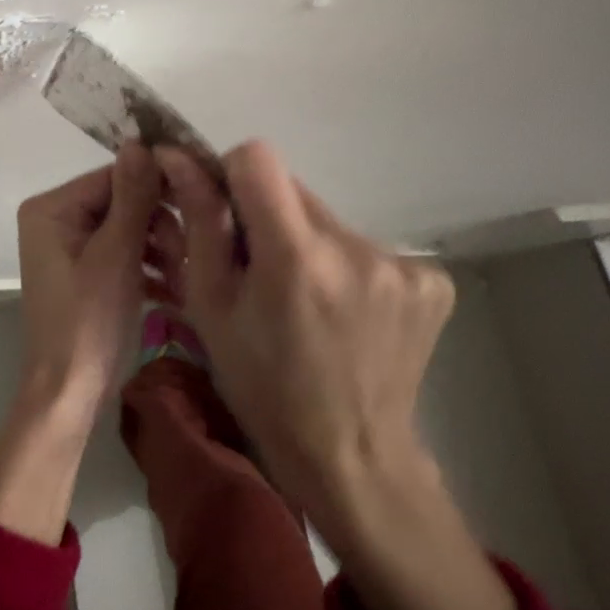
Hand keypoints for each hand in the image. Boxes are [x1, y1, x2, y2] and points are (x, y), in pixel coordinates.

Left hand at [14, 141, 166, 412]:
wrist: (70, 390)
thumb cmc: (89, 321)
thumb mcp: (116, 255)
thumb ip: (132, 198)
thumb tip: (140, 142)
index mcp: (50, 208)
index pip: (113, 176)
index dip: (158, 186)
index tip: (204, 199)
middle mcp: (54, 220)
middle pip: (123, 203)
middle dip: (161, 227)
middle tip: (191, 256)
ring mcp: (68, 248)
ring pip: (128, 231)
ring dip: (161, 251)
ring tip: (184, 281)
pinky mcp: (84, 274)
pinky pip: (123, 256)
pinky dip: (148, 270)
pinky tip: (174, 293)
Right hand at [161, 140, 514, 609]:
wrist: (348, 451)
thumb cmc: (259, 381)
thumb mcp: (209, 304)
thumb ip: (200, 223)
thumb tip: (176, 157)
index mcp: (296, 255)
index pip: (257, 159)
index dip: (229, 175)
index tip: (219, 212)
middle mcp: (357, 248)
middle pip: (294, 191)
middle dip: (264, 215)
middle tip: (253, 270)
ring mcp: (404, 265)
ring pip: (328, 219)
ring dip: (304, 241)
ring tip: (298, 298)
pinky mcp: (433, 281)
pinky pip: (366, 246)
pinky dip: (343, 266)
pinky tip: (339, 310)